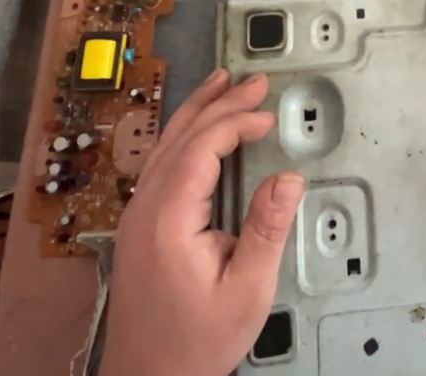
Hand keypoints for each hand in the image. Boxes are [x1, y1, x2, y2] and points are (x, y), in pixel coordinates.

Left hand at [103, 70, 304, 375]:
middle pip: (180, 137)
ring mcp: (137, 217)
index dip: (234, 123)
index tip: (266, 118)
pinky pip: (160, 163)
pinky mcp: (139, 226)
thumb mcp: (246, 291)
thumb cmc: (195, 344)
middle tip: (253, 81)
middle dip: (219, 103)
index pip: (200, 148)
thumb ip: (266, 230)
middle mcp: (145, 210)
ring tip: (221, 82)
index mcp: (167, 221)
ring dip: (196, 111)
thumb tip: (288, 178)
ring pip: (165, 145)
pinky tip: (196, 127)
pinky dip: (183, 134)